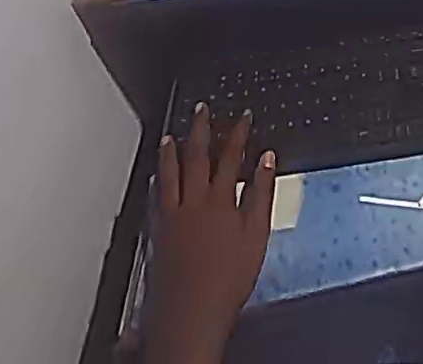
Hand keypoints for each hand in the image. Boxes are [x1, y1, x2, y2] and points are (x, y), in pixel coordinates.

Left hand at [146, 105, 275, 363]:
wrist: (191, 314)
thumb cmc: (227, 280)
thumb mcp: (256, 235)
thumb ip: (261, 192)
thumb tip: (266, 160)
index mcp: (220, 199)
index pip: (231, 155)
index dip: (238, 132)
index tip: (244, 116)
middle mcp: (193, 200)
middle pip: (197, 155)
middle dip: (201, 128)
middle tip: (202, 109)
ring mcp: (172, 214)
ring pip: (171, 171)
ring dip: (172, 149)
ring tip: (173, 133)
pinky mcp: (157, 231)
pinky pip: (156, 196)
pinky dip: (157, 180)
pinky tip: (156, 175)